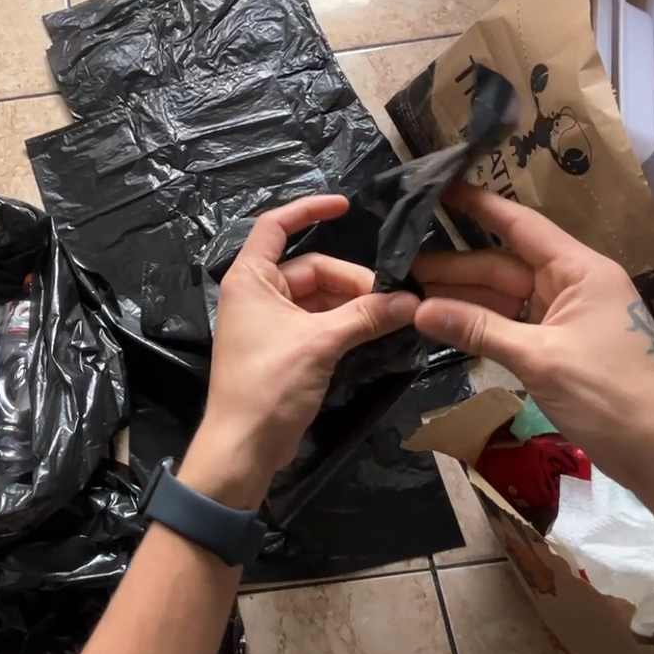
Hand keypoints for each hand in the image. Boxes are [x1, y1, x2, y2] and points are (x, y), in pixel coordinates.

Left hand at [178, 195, 419, 509]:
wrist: (243, 447)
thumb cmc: (268, 385)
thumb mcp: (320, 344)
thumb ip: (364, 317)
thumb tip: (410, 299)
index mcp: (250, 277)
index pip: (276, 226)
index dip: (309, 210)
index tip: (346, 205)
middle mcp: (257, 291)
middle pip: (311, 267)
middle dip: (352, 281)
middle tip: (393, 301)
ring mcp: (270, 320)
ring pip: (319, 296)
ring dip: (353, 304)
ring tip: (393, 316)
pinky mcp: (283, 345)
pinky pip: (318, 320)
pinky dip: (345, 323)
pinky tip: (377, 330)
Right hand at [408, 186, 653, 493]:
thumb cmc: (614, 398)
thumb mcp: (540, 360)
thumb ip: (477, 330)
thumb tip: (416, 309)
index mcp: (580, 271)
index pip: (520, 224)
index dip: (477, 204)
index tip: (437, 187)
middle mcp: (570, 284)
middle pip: (500, 265)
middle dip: (452, 268)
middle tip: (399, 269)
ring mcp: (563, 316)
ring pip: (500, 296)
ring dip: (458, 299)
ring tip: (407, 295)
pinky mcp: (556, 344)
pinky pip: (507, 322)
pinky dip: (476, 324)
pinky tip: (438, 322)